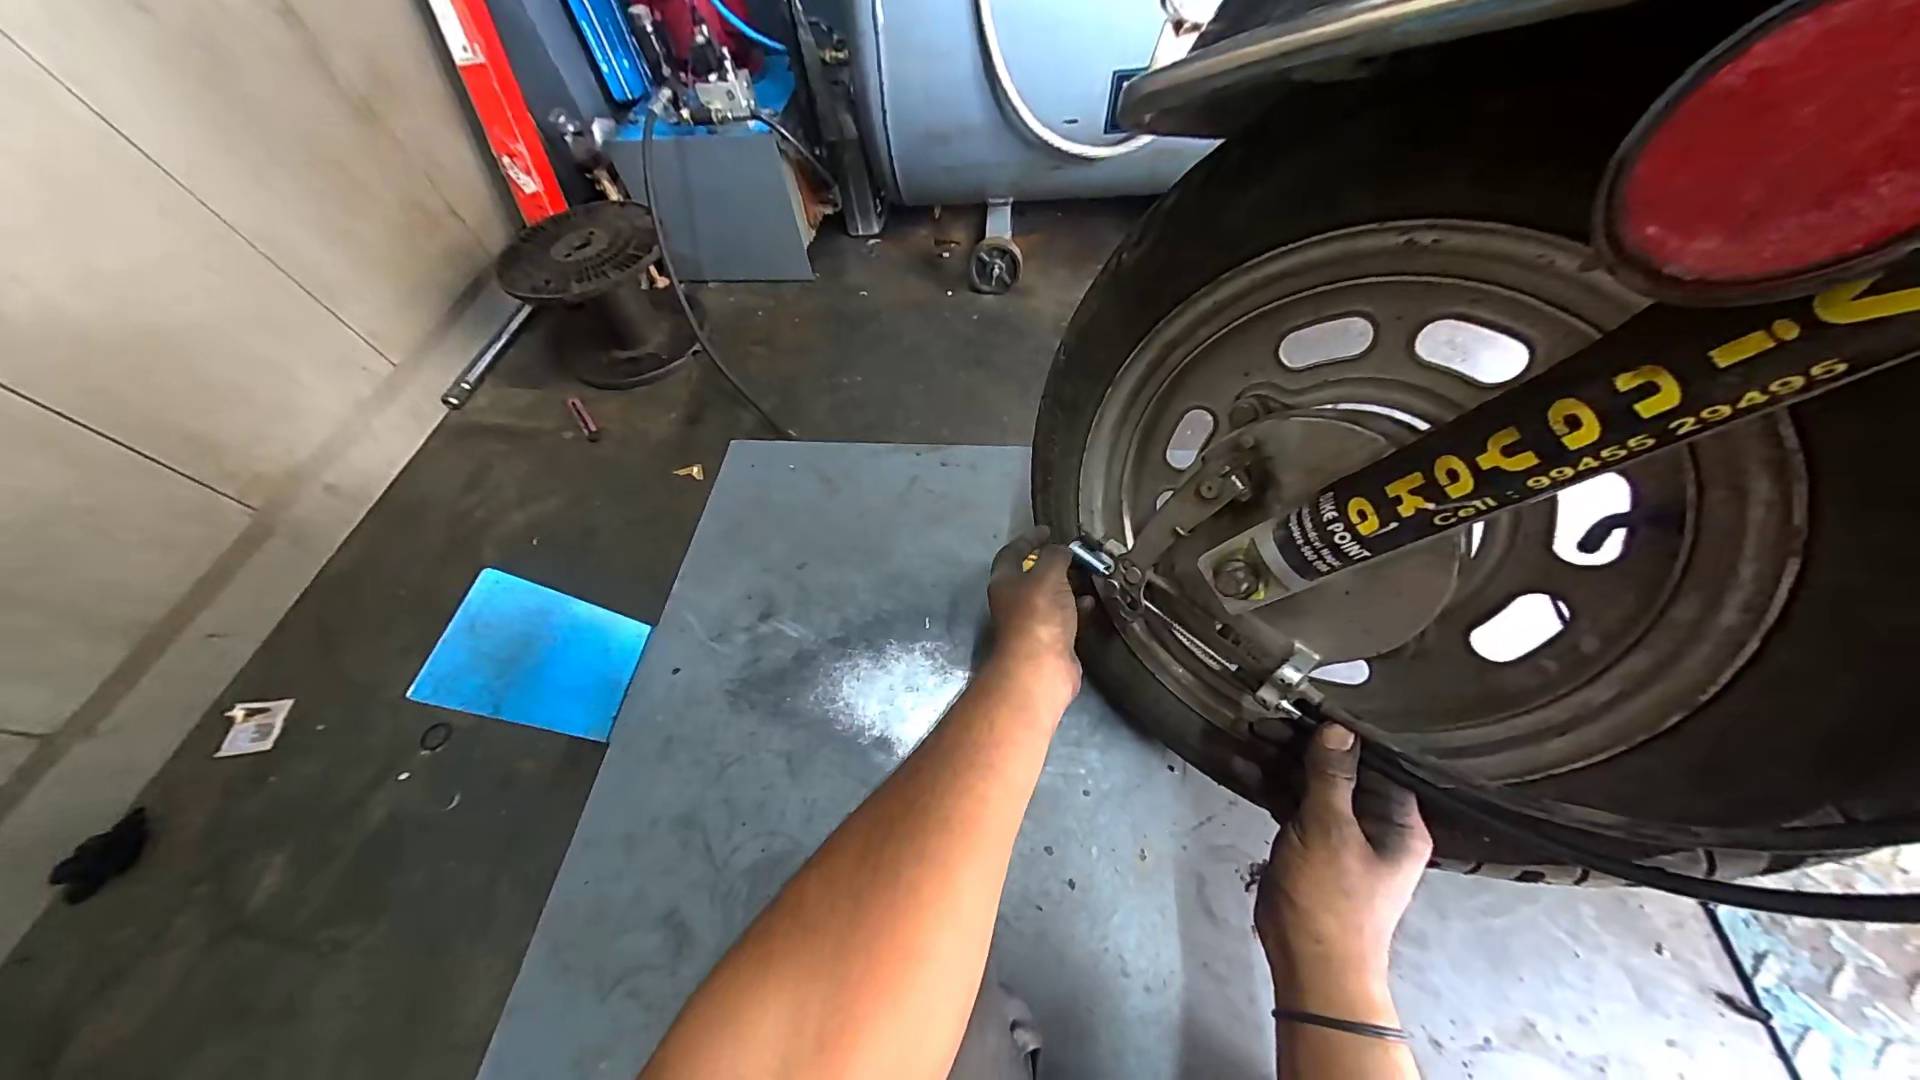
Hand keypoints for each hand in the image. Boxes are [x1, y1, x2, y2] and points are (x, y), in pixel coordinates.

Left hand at [987, 526, 1084, 692]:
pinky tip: (1091, 601)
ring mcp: (1031, 621)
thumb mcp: (1047, 574)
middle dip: (1053, 562)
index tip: (1048, 530)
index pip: (1012, 552)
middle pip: (1032, 574)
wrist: (1041, 667)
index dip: (1029, 538)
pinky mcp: (1050, 639)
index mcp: (1004, 581)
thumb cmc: (1038, 614)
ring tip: (1090, 573)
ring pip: (1051, 595)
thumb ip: (1055, 556)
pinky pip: (1064, 615)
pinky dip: (1077, 606)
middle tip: (1076, 553)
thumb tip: (1061, 550)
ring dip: (1069, 584)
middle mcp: (1014, 600)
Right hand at [1255, 723, 1430, 1015]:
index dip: (1346, 732)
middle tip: (1271, 713)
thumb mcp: (1330, 829)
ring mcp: (1338, 831)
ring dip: (1284, 760)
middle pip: (1340, 768)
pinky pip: (1292, 800)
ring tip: (1254, 728)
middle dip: (1305, 744)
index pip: (1377, 761)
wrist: (1308, 959)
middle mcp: (1373, 822)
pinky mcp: (1308, 839)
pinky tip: (1247, 760)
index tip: (1312, 702)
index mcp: (1398, 821)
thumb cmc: (1331, 898)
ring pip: (1312, 782)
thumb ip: (1331, 776)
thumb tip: (1338, 727)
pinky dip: (1273, 783)